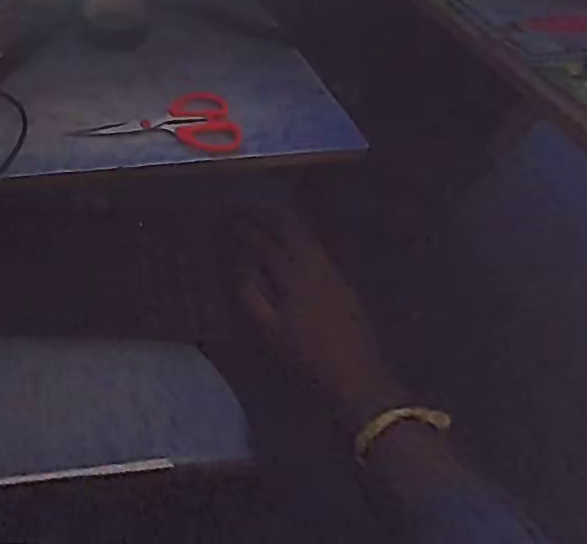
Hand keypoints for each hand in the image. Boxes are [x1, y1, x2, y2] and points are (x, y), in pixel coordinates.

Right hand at [234, 204, 404, 426]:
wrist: (360, 381)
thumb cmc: (307, 357)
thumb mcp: (269, 330)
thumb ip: (250, 294)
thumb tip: (240, 266)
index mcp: (294, 277)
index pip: (264, 243)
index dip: (243, 228)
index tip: (226, 216)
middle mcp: (315, 268)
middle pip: (290, 228)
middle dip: (266, 213)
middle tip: (245, 205)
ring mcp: (333, 275)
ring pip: (306, 237)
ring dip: (283, 223)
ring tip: (264, 217)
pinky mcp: (343, 285)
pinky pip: (316, 250)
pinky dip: (298, 239)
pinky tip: (290, 245)